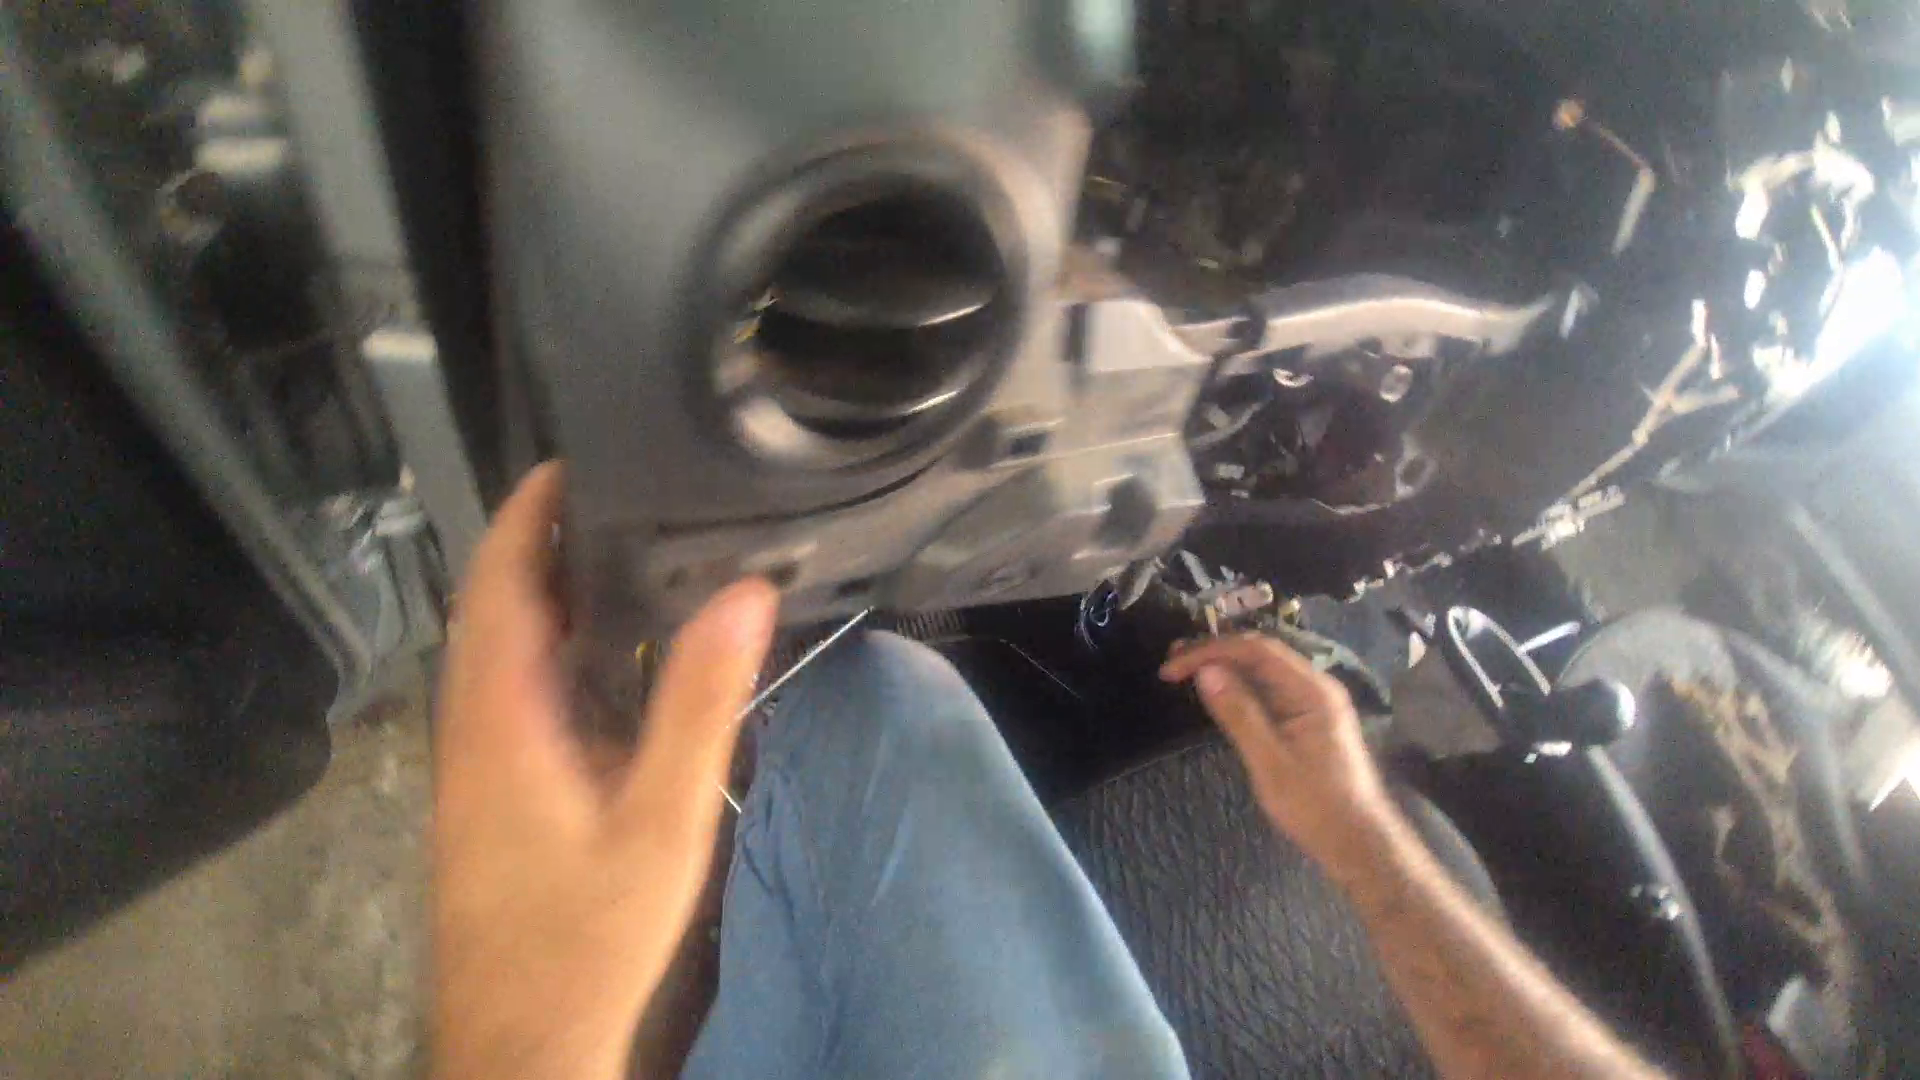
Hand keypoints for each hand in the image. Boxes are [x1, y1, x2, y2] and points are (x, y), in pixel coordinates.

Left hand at [430, 463, 778, 1079]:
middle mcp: (473, 730)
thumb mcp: (664, 814)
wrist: (527, 1042)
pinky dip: (558, 645)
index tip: (569, 464)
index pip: (496, 588)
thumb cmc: (593, 929)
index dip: (523, 519)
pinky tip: (614, 650)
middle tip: (619, 496)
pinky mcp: (497, 790)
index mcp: (500, 719)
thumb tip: (747, 594)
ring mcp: (479, 764)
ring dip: (548, 592)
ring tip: (624, 550)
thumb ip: (702, 702)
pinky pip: (519, 689)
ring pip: (503, 652)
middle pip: (493, 610)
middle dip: (541, 544)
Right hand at [1160, 635, 1398, 867]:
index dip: (1210, 651)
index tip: (1173, 666)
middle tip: (1171, 660)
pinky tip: (1215, 689)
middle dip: (1214, 651)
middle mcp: (1314, 686)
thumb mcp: (1270, 762)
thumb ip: (1238, 713)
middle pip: (1258, 653)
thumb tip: (1205, 671)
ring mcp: (1312, 701)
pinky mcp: (1305, 717)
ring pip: (1261, 668)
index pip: (1255, 650)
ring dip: (1222, 665)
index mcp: (1312, 691)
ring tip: (1183, 668)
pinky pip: (1266, 688)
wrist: (1359, 844)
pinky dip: (1236, 683)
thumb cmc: (1315, 806)